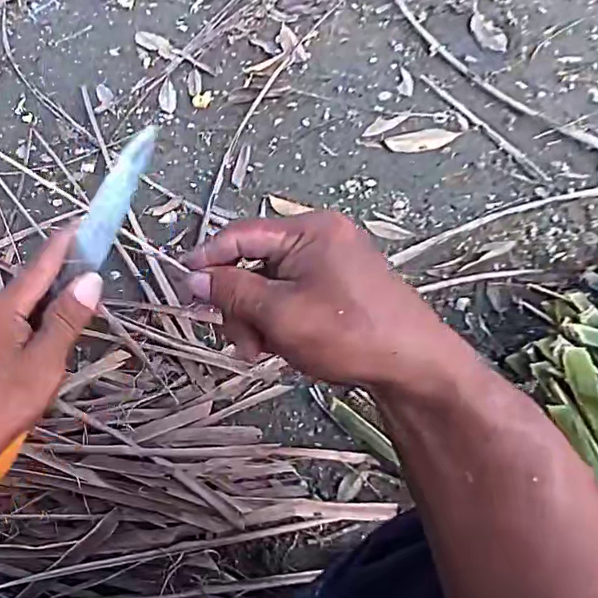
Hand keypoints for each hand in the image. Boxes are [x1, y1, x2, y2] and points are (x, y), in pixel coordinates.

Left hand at [0, 228, 102, 460]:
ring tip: (80, 301)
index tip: (84, 224)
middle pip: (31, 284)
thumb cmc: (6, 403)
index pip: (39, 267)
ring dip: (52, 300)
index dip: (64, 245)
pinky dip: (40, 320)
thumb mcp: (46, 361)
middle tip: (92, 266)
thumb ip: (66, 319)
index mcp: (1, 310)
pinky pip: (18, 322)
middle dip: (62, 273)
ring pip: (25, 305)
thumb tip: (89, 281)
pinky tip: (54, 332)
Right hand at [182, 211, 477, 392]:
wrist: (412, 365)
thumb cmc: (352, 333)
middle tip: (241, 340)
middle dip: (238, 305)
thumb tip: (195, 278)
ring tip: (264, 350)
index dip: (207, 260)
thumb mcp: (280, 313)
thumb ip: (232, 291)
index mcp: (309, 232)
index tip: (185, 285)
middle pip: (250, 265)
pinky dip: (274, 324)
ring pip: (265, 288)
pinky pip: (285, 299)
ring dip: (254, 321)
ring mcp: (326, 265)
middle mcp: (317, 241)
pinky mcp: (331, 289)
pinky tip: (281, 347)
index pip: (240, 235)